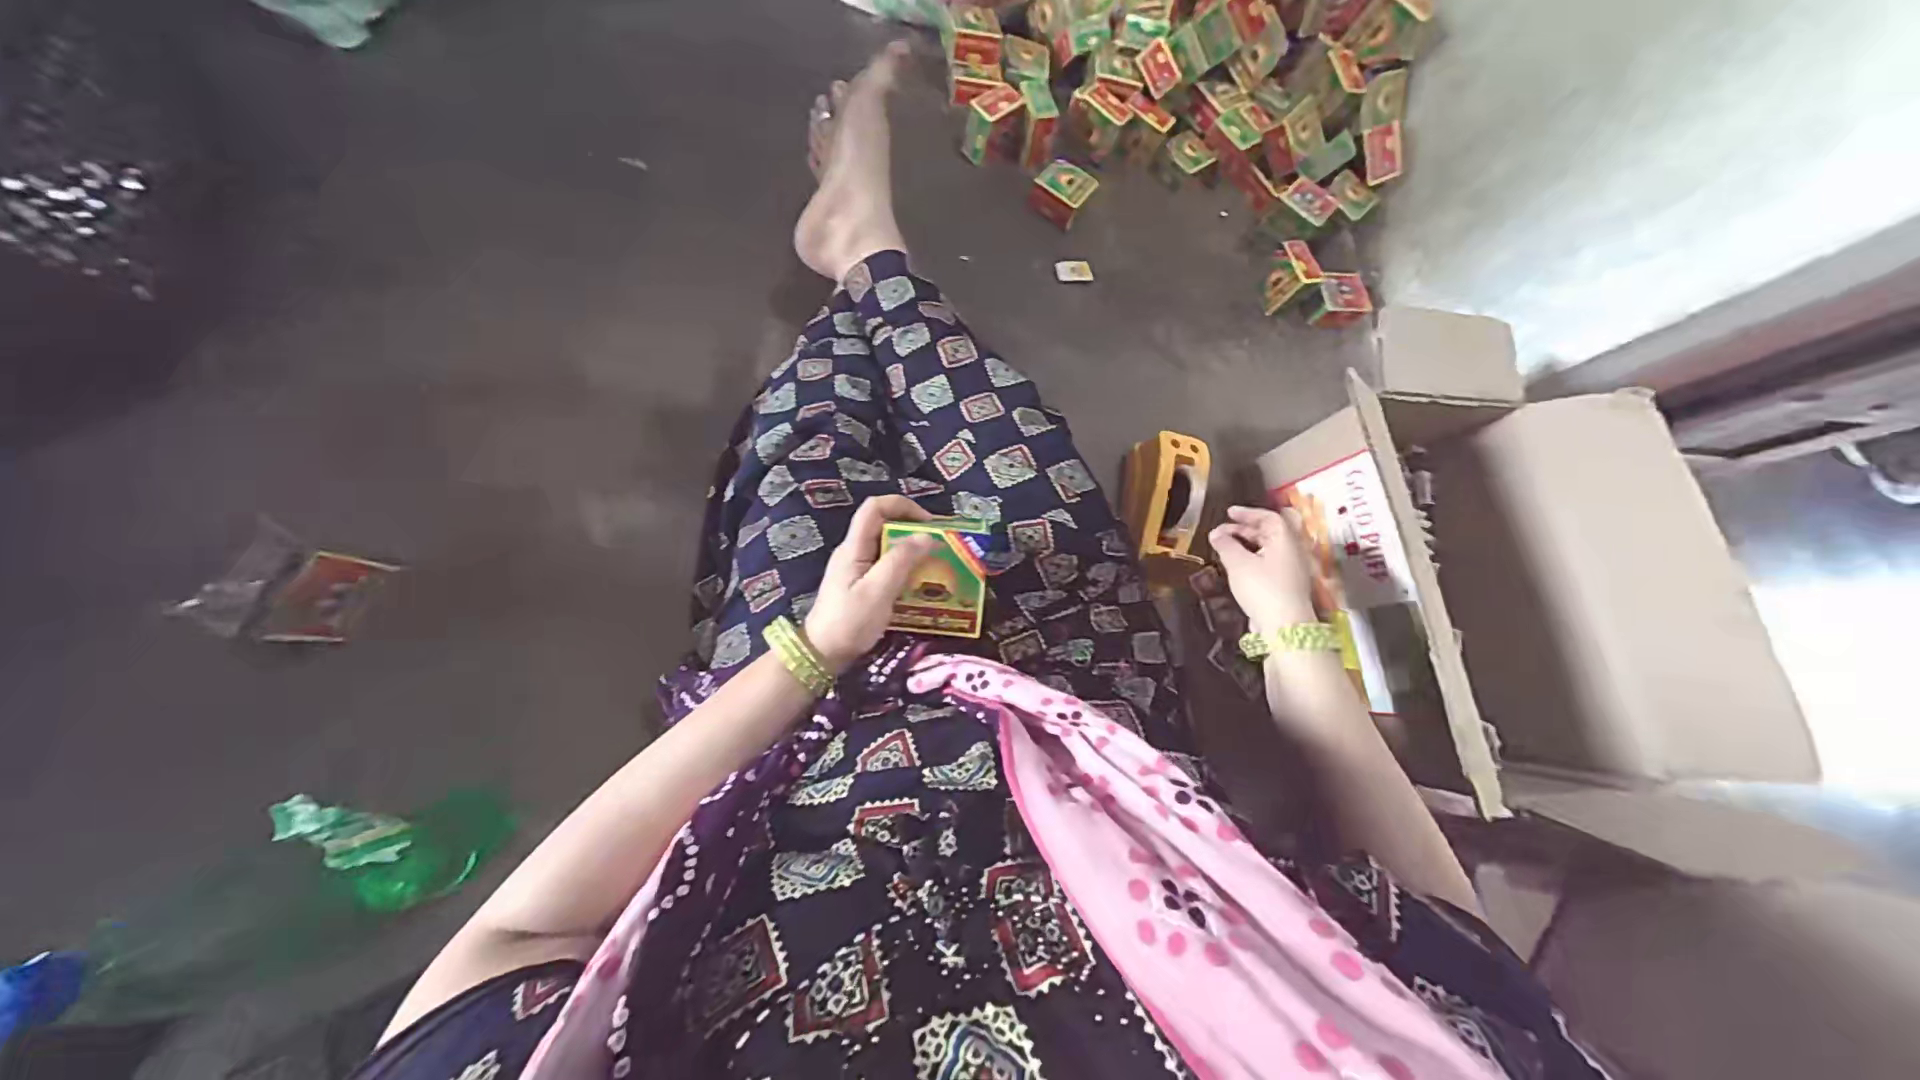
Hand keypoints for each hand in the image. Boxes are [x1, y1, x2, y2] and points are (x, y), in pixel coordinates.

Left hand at [803, 495, 938, 672]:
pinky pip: (886, 567)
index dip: (903, 506)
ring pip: (887, 547)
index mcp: (853, 547)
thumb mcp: (878, 591)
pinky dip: (905, 570)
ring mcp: (856, 568)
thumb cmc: (849, 622)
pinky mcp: (861, 584)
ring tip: (936, 566)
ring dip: (912, 552)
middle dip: (914, 530)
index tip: (930, 522)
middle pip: (884, 525)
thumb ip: (901, 561)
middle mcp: (854, 552)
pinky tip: (920, 585)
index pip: (875, 507)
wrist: (822, 655)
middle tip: (941, 546)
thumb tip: (927, 536)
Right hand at [1209, 505, 1317, 633]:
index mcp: (1285, 541)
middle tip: (1221, 531)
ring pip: (1267, 549)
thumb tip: (1216, 534)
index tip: (1229, 512)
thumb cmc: (1262, 589)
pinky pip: (1267, 563)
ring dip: (1246, 545)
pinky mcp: (1285, 586)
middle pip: (1269, 532)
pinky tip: (1236, 566)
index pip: (1269, 517)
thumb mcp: (1238, 564)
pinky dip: (1251, 558)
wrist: (1283, 627)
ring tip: (1224, 548)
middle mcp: (1291, 552)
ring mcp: (1290, 570)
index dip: (1248, 513)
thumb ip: (1226, 545)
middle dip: (1243, 529)